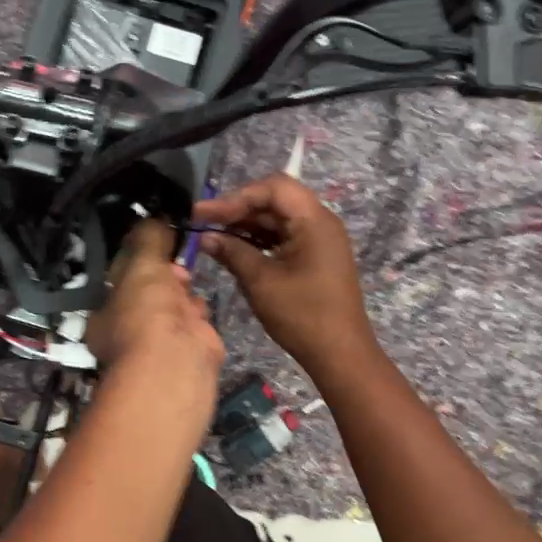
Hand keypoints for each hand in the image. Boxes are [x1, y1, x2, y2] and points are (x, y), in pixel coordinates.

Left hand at [87, 219, 223, 393]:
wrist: (177, 360)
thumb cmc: (146, 311)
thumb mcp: (141, 264)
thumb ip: (147, 238)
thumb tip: (154, 217)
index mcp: (103, 314)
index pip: (120, 278)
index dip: (137, 258)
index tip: (152, 243)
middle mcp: (127, 329)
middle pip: (149, 289)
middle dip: (163, 274)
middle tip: (171, 264)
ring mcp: (158, 340)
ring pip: (172, 302)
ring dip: (181, 291)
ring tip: (184, 282)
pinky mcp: (188, 346)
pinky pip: (192, 318)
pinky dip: (196, 310)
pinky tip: (197, 307)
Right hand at [195, 174, 377, 375]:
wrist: (340, 353)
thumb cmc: (302, 315)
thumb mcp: (261, 282)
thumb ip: (232, 252)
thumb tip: (205, 238)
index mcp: (314, 220)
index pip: (273, 187)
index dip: (236, 196)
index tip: (206, 213)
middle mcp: (319, 223)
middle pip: (274, 201)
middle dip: (237, 209)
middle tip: (202, 223)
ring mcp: (318, 241)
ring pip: (276, 220)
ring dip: (245, 226)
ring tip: (211, 237)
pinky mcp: (314, 258)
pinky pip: (282, 238)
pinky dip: (257, 241)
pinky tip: (233, 250)